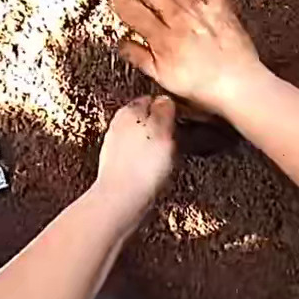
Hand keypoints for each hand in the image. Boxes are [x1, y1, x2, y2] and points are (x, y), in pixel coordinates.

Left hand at [93, 95, 177, 221]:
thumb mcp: (163, 128)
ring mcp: (117, 148)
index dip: (169, 107)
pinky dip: (149, 163)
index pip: (152, 98)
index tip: (181, 118)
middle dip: (162, 127)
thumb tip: (166, 99)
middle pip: (146, 119)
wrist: (122, 200)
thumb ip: (165, 109)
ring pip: (143, 139)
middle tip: (177, 139)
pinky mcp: (119, 167)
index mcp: (129, 111)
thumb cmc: (142, 165)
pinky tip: (156, 172)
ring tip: (168, 158)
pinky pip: (140, 159)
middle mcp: (119, 126)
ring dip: (156, 146)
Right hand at [110, 0, 266, 116]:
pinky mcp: (220, 8)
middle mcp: (180, 21)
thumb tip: (122, 45)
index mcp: (164, 40)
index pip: (136, 16)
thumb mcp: (165, 79)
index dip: (122, 5)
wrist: (239, 85)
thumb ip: (142, 59)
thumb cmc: (204, 88)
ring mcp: (200, 12)